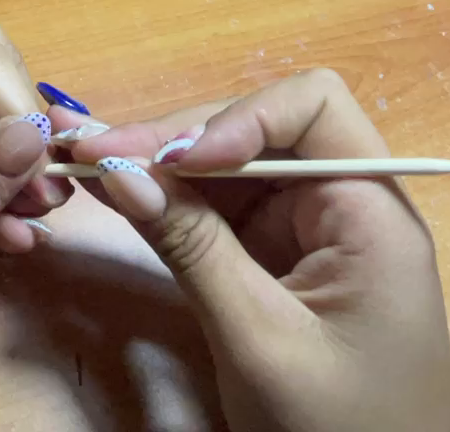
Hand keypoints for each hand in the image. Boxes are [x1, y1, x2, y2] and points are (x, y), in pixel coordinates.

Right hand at [68, 69, 449, 431]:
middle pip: (250, 126)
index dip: (238, 115)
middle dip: (171, 137)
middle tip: (88, 149)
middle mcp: (336, 200)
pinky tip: (108, 179)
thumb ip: (190, 246)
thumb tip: (113, 169)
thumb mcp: (259, 341)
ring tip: (79, 152)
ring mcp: (298, 224)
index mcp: (369, 213)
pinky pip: (208, 199)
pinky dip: (158, 191)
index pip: (311, 108)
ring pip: (219, 158)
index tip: (176, 159)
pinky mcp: (266, 248)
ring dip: (151, 157)